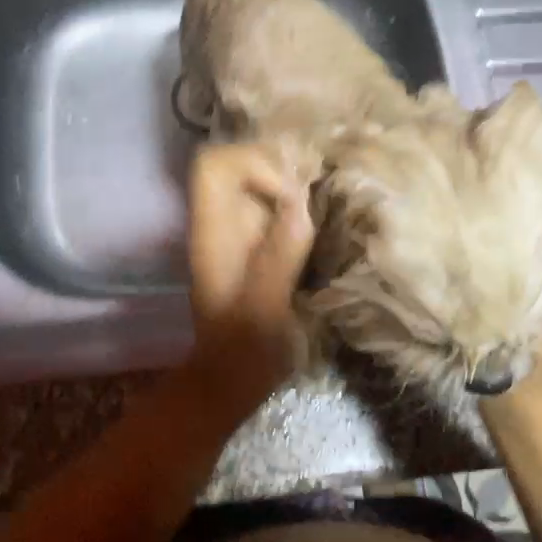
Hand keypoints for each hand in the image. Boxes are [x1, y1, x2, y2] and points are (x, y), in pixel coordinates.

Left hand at [184, 142, 316, 399]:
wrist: (233, 381)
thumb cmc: (243, 353)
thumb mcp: (263, 311)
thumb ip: (278, 258)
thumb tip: (300, 205)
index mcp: (213, 231)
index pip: (215, 165)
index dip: (254, 163)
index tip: (292, 195)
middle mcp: (223, 221)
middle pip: (241, 160)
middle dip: (282, 164)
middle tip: (320, 188)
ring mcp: (241, 230)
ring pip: (261, 177)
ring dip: (296, 179)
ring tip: (329, 197)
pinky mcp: (260, 242)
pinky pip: (277, 202)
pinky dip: (302, 200)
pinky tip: (326, 217)